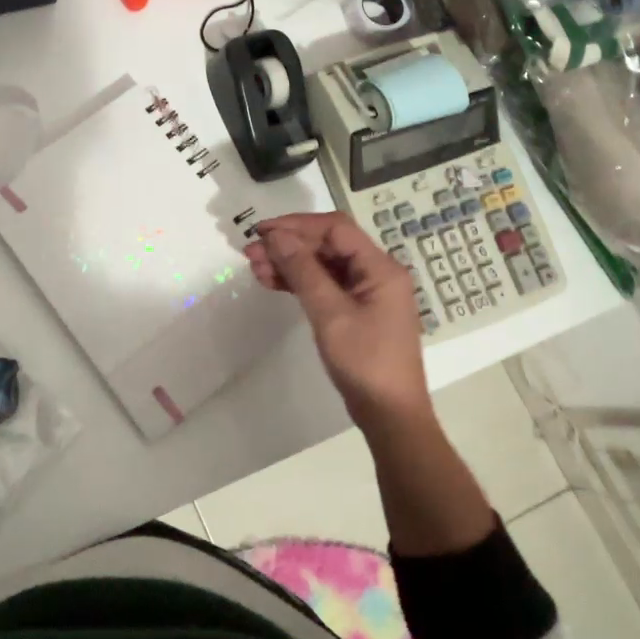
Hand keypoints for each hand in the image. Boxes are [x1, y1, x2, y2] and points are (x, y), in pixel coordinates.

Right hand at [245, 213, 428, 422]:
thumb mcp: (330, 313)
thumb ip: (303, 271)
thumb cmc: (365, 361)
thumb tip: (276, 237)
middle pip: (327, 245)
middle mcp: (375, 273)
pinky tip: (273, 282)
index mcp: (380, 268)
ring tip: (255, 269)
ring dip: (290, 263)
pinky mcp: (355, 310)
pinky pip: (324, 285)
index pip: (335, 229)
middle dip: (288, 245)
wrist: (389, 413)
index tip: (261, 232)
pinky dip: (299, 281)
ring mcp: (366, 293)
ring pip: (323, 265)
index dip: (296, 225)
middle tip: (251, 254)